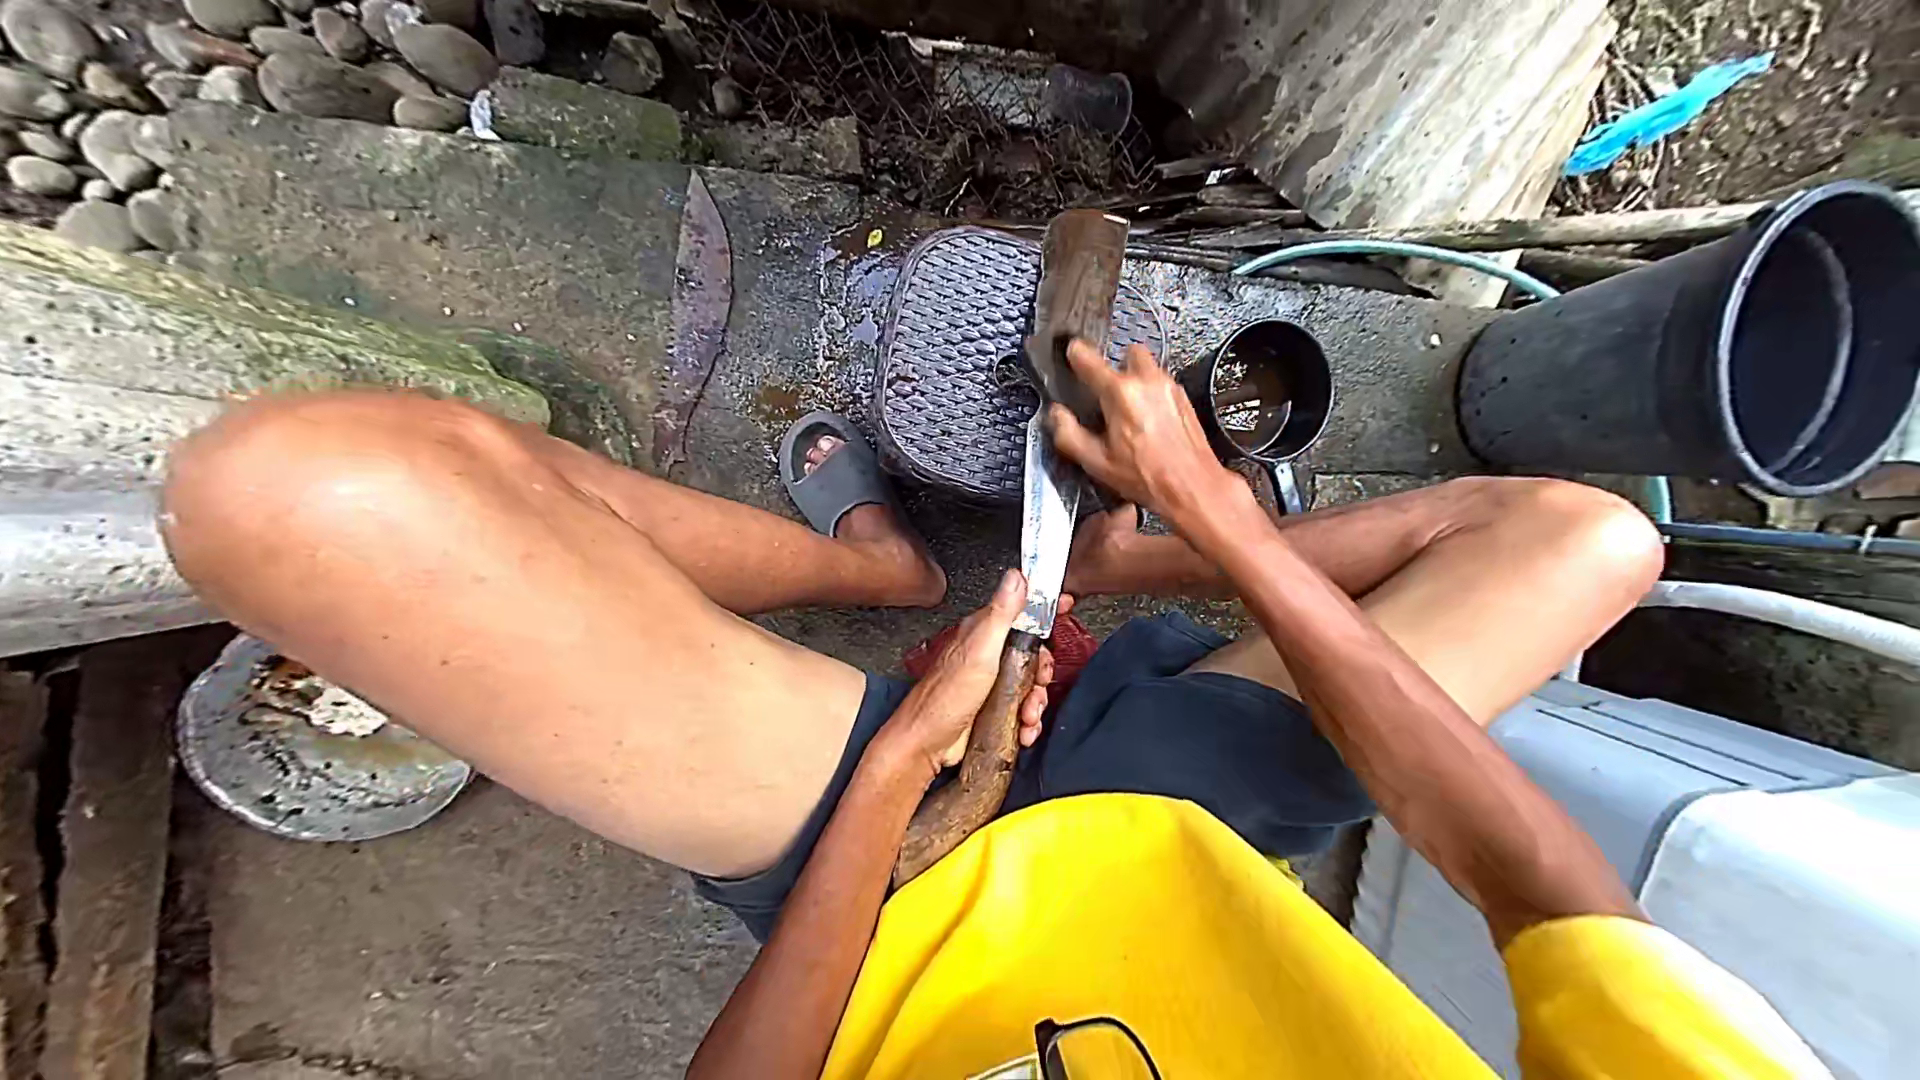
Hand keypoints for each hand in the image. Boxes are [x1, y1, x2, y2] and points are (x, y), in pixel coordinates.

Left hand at [877, 569, 1066, 779]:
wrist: (928, 743)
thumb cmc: (946, 697)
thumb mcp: (980, 648)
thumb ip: (1001, 612)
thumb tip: (1016, 576)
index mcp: (984, 632)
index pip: (1021, 611)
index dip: (1044, 609)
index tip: (1064, 608)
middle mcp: (988, 654)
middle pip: (1033, 653)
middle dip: (1042, 672)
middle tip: (1037, 684)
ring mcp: (991, 682)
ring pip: (1030, 684)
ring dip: (1036, 703)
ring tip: (1027, 715)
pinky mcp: (994, 707)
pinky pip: (1022, 709)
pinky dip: (1028, 722)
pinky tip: (1023, 729)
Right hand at [1048, 340, 1243, 523]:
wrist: (1191, 486)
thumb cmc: (1149, 477)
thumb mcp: (1096, 461)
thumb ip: (1068, 434)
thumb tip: (1056, 417)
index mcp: (1120, 393)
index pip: (1089, 359)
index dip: (1075, 354)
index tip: (1071, 352)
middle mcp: (1147, 382)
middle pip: (1125, 354)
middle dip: (1113, 367)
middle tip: (1104, 390)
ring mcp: (1169, 388)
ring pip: (1146, 367)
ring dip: (1133, 380)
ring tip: (1124, 409)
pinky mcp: (1183, 398)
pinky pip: (1161, 384)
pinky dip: (1150, 394)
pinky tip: (1145, 421)